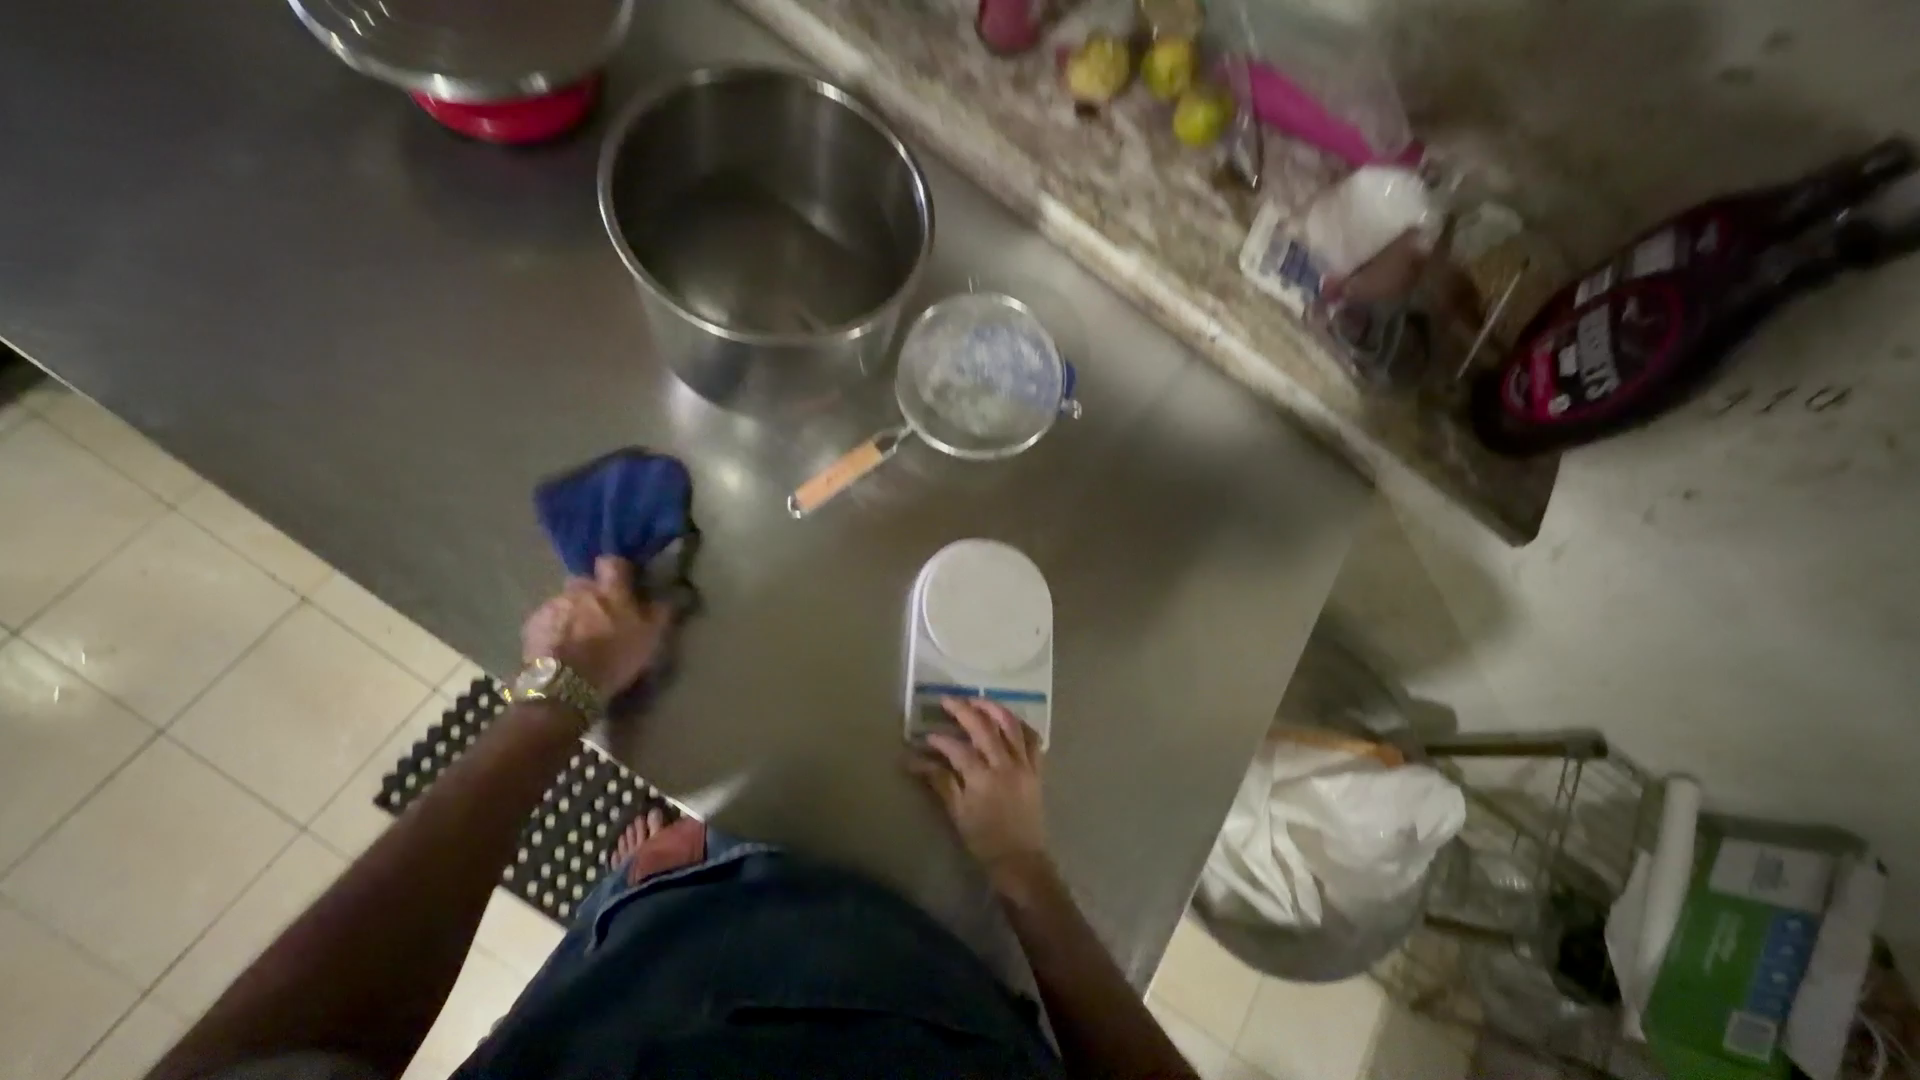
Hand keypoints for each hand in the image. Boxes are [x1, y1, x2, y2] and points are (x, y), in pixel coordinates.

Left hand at [520, 556, 669, 700]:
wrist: (565, 684)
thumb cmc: (614, 658)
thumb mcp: (650, 639)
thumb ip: (659, 613)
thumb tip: (666, 597)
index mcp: (611, 591)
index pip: (612, 562)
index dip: (617, 570)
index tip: (622, 583)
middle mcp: (580, 590)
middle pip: (584, 581)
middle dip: (591, 593)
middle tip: (599, 616)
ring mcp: (553, 605)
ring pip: (564, 601)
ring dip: (572, 613)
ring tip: (577, 638)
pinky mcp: (532, 624)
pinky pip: (546, 619)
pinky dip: (553, 629)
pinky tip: (559, 648)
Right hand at [909, 698, 1051, 886]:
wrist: (1020, 859)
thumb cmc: (984, 840)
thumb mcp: (957, 812)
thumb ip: (939, 781)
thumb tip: (913, 760)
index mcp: (983, 778)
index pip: (957, 748)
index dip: (940, 740)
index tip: (926, 736)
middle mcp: (1006, 765)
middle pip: (984, 727)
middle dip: (964, 710)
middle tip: (948, 700)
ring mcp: (1025, 765)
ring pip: (1012, 725)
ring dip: (994, 708)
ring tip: (977, 700)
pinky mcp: (1037, 769)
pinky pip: (1033, 739)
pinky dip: (1021, 724)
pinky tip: (1008, 719)